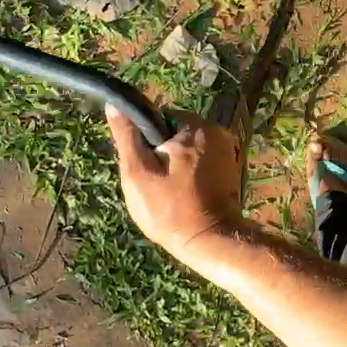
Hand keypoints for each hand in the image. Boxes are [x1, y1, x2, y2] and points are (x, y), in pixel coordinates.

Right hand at [105, 108, 243, 259]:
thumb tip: (114, 105)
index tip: (144, 167)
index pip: (158, 119)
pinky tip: (186, 195)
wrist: (209, 240)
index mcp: (195, 126)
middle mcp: (216, 131)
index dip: (145, 143)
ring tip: (171, 192)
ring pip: (188, 149)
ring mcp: (228, 149)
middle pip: (174, 134)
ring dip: (176, 166)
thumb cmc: (169, 209)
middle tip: (156, 184)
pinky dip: (191, 174)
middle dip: (161, 156)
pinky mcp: (232, 166)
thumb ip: (127, 137)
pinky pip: (202, 161)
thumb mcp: (139, 173)